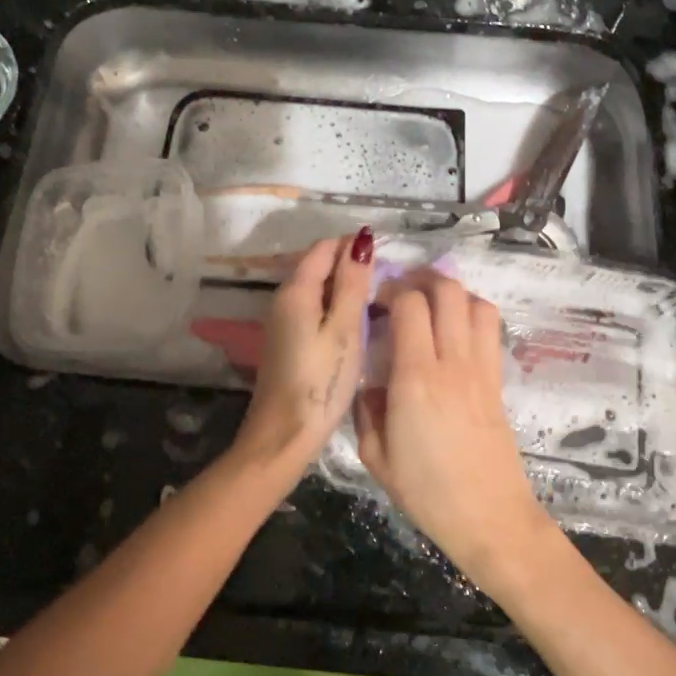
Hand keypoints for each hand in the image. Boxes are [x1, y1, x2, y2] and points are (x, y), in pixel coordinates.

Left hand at [233, 229, 374, 469]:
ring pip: (319, 289)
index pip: (325, 247)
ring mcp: (284, 321)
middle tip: (391, 281)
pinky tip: (360, 326)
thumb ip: (353, 283)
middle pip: (320, 266)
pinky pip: (315, 310)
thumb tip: (362, 241)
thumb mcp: (345, 329)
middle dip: (352, 265)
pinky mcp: (288, 342)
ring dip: (347, 288)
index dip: (355, 245)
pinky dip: (337, 309)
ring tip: (382, 301)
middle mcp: (284, 298)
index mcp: (296, 290)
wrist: (284, 435)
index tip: (389, 256)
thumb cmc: (320, 380)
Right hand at [355, 272, 552, 578]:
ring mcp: (481, 369)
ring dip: (450, 292)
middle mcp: (453, 363)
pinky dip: (471, 313)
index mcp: (416, 379)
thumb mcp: (376, 457)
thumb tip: (369, 382)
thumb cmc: (428, 493)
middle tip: (400, 292)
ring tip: (428, 305)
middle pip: (447, 291)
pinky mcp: (498, 380)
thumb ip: (366, 410)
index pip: (409, 305)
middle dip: (420, 279)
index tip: (374, 303)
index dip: (390, 292)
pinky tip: (452, 331)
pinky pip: (489, 329)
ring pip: (475, 302)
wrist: (491, 520)